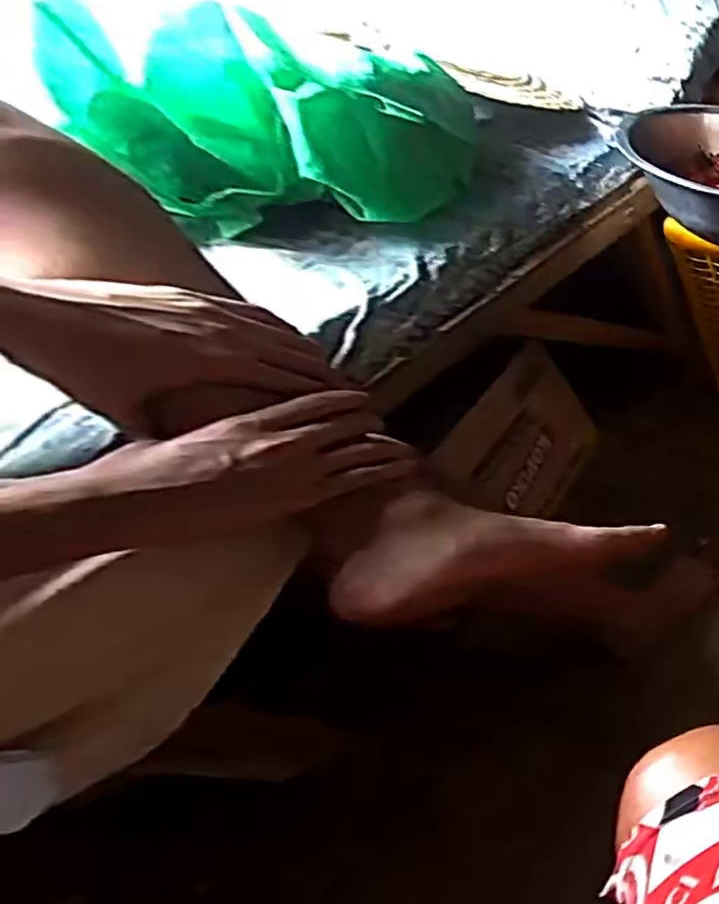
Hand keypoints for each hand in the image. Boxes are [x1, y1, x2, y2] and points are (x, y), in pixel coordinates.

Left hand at [1, 277, 343, 435]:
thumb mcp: (124, 409)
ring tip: (332, 371)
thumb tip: (200, 454)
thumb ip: (174, 427)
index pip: (296, 380)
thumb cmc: (76, 366)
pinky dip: (284, 331)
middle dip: (334, 377)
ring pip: (286, 334)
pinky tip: (291, 340)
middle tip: (357, 395)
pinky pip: (259, 315)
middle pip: (303, 357)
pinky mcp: (196, 297)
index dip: (332, 395)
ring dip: (314, 354)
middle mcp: (228, 335)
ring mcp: (213, 312)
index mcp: (219, 363)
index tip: (359, 409)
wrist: (25, 310)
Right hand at [78, 390, 413, 544]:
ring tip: (404, 446)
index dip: (347, 398)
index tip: (361, 399)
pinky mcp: (304, 496)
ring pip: (363, 447)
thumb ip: (217, 424)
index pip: (318, 399)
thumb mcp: (182, 432)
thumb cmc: (140, 470)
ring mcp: (297, 468)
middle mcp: (282, 439)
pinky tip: (406, 466)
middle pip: (350, 420)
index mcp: (252, 418)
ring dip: (389, 445)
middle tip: (381, 423)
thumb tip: (220, 422)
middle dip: (371, 420)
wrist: (127, 504)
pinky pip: (360, 478)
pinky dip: (387, 469)